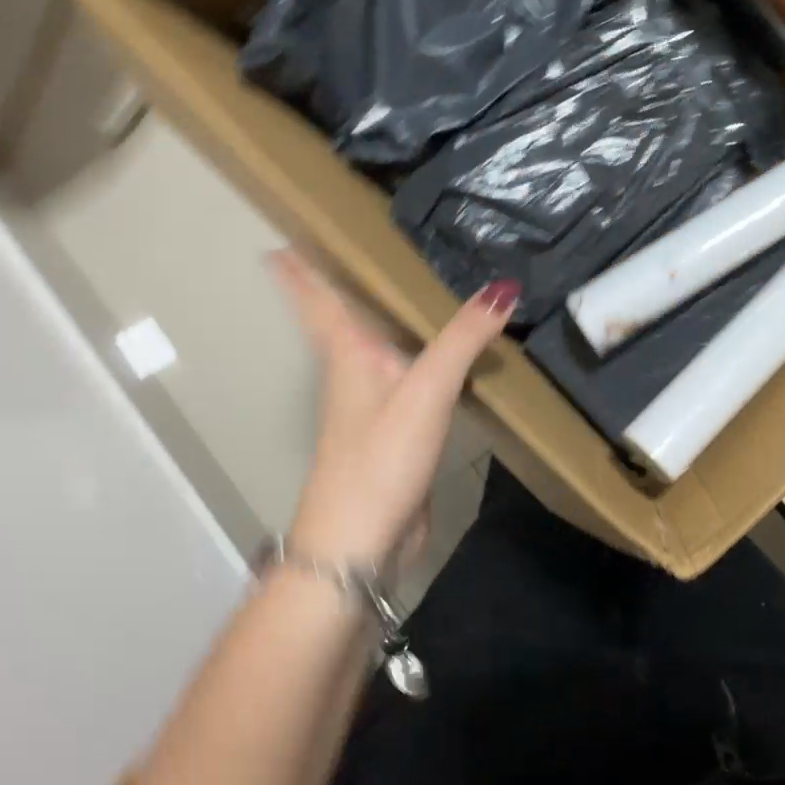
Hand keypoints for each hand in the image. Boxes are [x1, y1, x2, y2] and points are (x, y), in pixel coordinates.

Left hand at [267, 249, 517, 568]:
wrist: (360, 544)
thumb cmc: (378, 460)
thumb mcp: (425, 391)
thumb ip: (464, 338)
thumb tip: (504, 286)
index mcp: (348, 354)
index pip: (318, 299)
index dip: (300, 270)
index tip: (280, 240)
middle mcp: (355, 372)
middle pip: (345, 318)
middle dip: (347, 284)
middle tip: (364, 246)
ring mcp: (374, 405)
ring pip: (380, 347)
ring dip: (386, 318)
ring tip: (410, 287)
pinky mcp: (397, 431)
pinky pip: (411, 378)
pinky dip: (423, 355)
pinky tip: (446, 353)